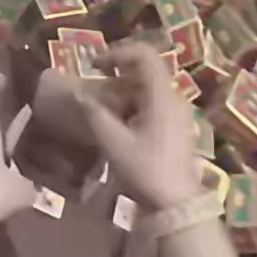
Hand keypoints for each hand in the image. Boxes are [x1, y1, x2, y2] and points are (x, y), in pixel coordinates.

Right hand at [70, 42, 200, 209]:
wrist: (175, 203)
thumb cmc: (145, 170)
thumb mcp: (114, 143)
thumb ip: (95, 114)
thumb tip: (78, 94)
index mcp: (162, 95)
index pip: (143, 55)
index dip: (116, 53)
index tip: (93, 66)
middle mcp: (174, 98)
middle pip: (144, 72)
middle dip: (115, 78)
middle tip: (92, 96)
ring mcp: (177, 113)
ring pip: (147, 90)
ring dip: (122, 94)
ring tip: (101, 114)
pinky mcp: (176, 127)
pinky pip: (152, 105)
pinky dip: (132, 107)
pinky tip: (118, 127)